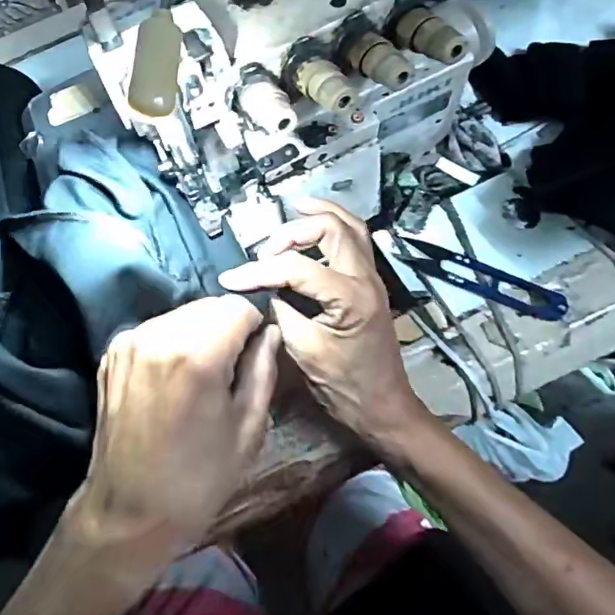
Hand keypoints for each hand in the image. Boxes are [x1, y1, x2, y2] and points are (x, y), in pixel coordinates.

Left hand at [64, 295, 279, 568]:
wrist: (128, 510)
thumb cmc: (198, 480)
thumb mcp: (247, 430)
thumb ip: (262, 370)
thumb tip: (270, 332)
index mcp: (196, 353)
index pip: (237, 307)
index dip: (254, 327)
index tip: (254, 356)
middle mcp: (158, 334)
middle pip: (208, 305)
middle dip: (226, 328)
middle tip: (229, 371)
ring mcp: (130, 339)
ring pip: (181, 314)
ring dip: (198, 332)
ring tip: (200, 377)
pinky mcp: (113, 349)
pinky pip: (156, 329)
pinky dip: (171, 342)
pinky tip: (172, 380)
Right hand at [218, 199, 425, 448]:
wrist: (383, 407)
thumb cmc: (346, 386)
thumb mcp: (304, 350)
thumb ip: (280, 310)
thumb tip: (261, 287)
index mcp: (351, 297)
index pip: (296, 266)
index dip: (258, 270)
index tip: (231, 279)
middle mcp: (366, 278)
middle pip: (331, 228)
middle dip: (292, 231)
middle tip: (267, 249)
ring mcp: (372, 277)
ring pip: (350, 225)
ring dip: (320, 213)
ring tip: (294, 207)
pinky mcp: (369, 282)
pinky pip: (354, 239)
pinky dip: (332, 225)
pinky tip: (312, 226)